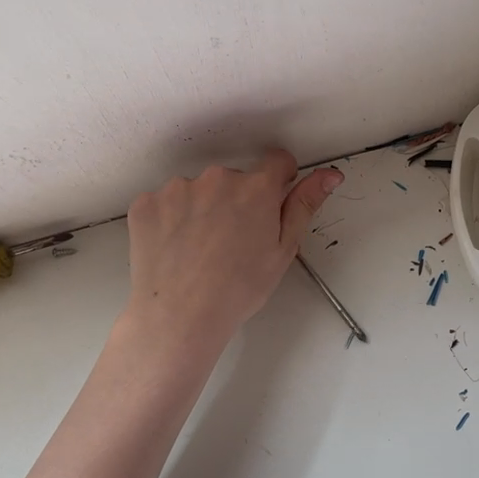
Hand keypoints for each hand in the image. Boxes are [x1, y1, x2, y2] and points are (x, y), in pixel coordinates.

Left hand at [121, 148, 341, 342]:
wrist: (181, 316)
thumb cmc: (239, 288)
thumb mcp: (284, 250)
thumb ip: (305, 204)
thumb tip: (330, 174)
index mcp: (256, 188)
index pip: (277, 161)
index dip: (279, 182)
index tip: (271, 205)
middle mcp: (217, 178)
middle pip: (235, 179)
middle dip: (237, 201)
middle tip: (234, 242)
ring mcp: (177, 188)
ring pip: (199, 190)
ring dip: (203, 209)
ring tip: (201, 249)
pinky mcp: (147, 203)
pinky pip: (166, 203)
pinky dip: (172, 219)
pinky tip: (177, 249)